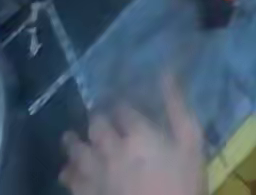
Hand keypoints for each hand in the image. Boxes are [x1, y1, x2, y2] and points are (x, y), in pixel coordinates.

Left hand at [60, 73, 203, 194]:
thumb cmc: (184, 180)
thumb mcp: (191, 139)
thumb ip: (177, 105)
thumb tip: (167, 72)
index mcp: (138, 135)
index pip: (122, 109)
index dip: (118, 100)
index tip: (117, 94)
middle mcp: (113, 152)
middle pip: (97, 129)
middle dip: (95, 118)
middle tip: (93, 112)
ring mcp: (99, 179)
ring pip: (79, 156)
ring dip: (73, 144)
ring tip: (67, 137)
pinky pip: (74, 185)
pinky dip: (68, 175)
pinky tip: (65, 171)